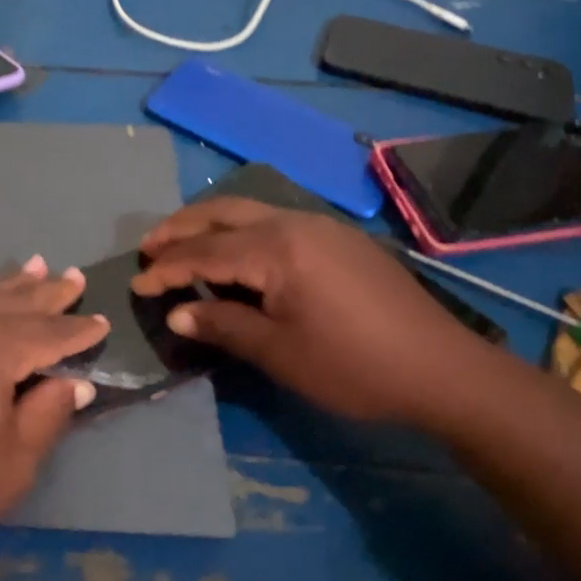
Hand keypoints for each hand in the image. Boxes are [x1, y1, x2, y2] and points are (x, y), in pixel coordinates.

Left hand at [0, 256, 107, 580]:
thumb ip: (48, 413)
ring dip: (10, 284)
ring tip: (35, 267)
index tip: (102, 321)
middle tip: (74, 277)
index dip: (77, 330)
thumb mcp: (14, 461)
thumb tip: (74, 382)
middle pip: (14, 302)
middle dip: (47, 292)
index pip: (48, 332)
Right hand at [131, 197, 483, 424]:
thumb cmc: (354, 367)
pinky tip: (238, 252)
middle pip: (223, 213)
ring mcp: (322, 226)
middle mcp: (295, 223)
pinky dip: (242, 230)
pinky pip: (276, 220)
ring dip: (211, 224)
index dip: (167, 269)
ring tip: (183, 244)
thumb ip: (224, 325)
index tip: (136, 285)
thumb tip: (177, 314)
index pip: (205, 252)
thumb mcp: (281, 353)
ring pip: (251, 211)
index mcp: (277, 249)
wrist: (443, 369)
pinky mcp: (340, 239)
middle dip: (181, 228)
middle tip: (149, 247)